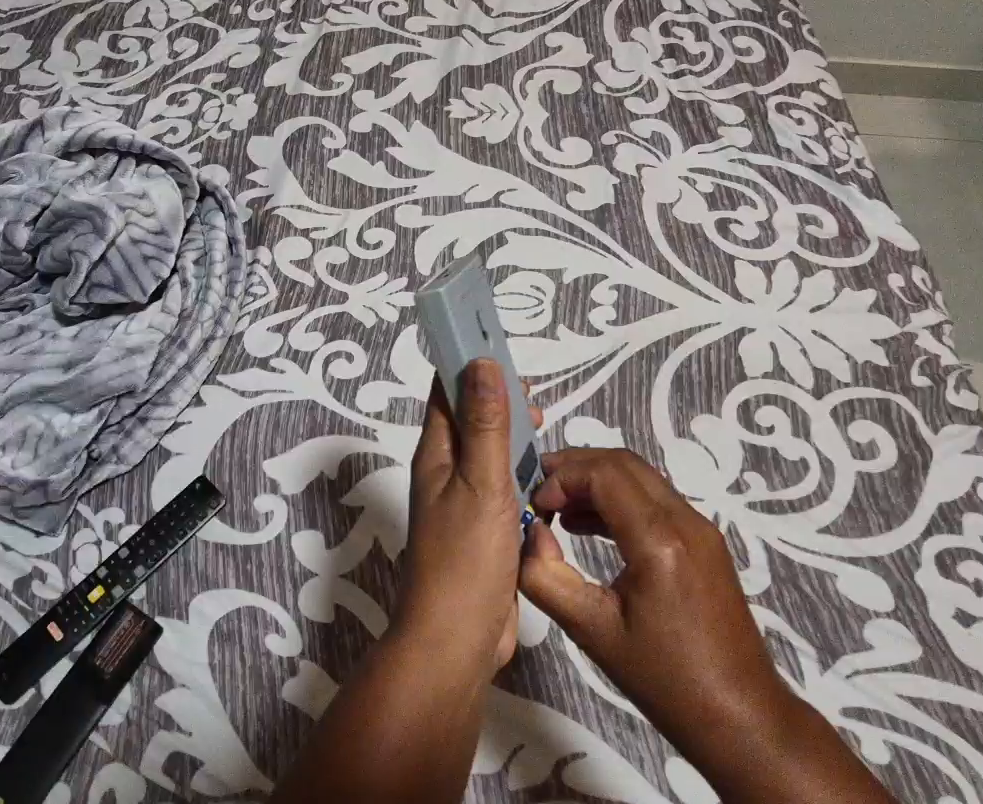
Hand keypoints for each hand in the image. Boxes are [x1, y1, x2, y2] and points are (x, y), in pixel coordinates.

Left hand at [398, 359, 541, 672]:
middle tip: (533, 391)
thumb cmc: (465, 558)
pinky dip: (523, 473)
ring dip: (513, 436)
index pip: (446, 393)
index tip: (496, 342)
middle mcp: (445, 473)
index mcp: (436, 455)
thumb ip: (485, 425)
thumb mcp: (480, 483)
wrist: (457, 640)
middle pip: (471, 420)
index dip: (468, 364)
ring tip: (543, 425)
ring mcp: (464, 503)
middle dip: (497, 398)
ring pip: (490, 455)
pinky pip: (504, 488)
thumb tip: (481, 362)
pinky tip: (547, 476)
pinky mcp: (484, 530)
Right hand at [517, 448, 791, 761]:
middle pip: (623, 463)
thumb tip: (530, 534)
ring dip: (597, 482)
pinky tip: (589, 527)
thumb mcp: (591, 631)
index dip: (562, 477)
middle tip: (539, 488)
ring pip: (641, 478)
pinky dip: (619, 500)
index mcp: (659, 541)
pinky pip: (656, 501)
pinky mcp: (705, 544)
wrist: (741, 717)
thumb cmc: (664, 680)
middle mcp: (686, 522)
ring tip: (557, 508)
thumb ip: (546, 577)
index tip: (535, 505)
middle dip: (576, 468)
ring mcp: (701, 530)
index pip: (603, 474)